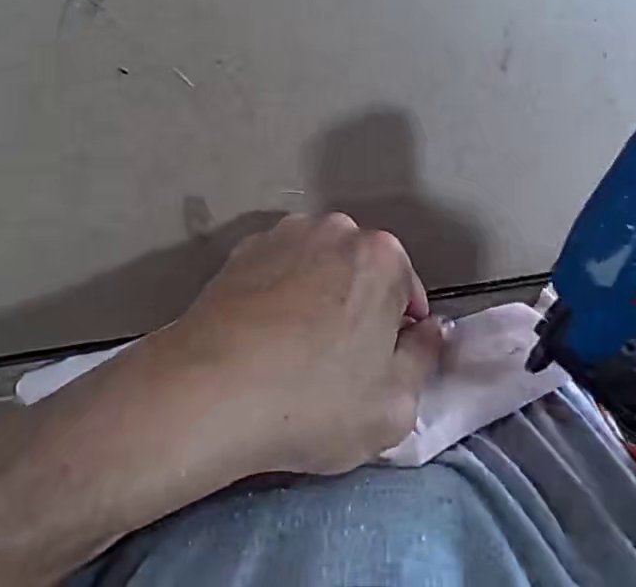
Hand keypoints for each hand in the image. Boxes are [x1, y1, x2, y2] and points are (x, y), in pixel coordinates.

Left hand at [162, 212, 447, 475]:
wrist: (203, 394)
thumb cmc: (312, 401)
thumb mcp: (393, 405)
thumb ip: (425, 358)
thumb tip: (432, 330)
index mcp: (385, 256)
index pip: (409, 295)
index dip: (400, 335)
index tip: (378, 368)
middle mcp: (339, 230)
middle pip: (365, 273)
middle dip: (361, 308)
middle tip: (338, 362)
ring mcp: (286, 234)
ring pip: (321, 267)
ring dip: (320, 296)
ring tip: (294, 348)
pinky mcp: (242, 250)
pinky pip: (278, 271)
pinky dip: (279, 294)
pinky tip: (262, 336)